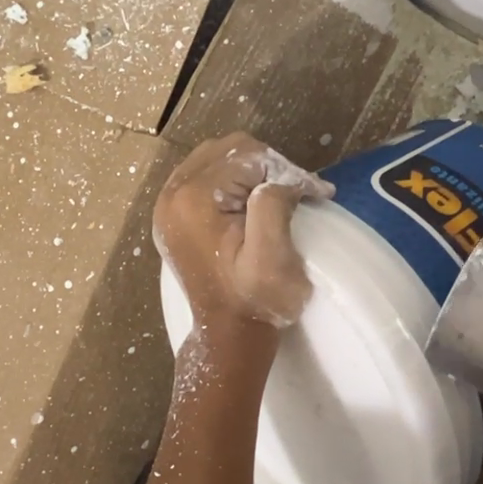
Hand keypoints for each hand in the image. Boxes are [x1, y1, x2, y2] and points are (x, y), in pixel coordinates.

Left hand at [153, 133, 332, 335]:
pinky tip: (251, 201)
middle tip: (296, 192)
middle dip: (267, 165)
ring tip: (277, 195)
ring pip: (217, 157)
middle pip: (229, 149)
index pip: (248, 156)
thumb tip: (279, 178)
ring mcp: (168, 203)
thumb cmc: (256, 299)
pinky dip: (231, 180)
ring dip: (250, 170)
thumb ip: (272, 204)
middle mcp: (173, 194)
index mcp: (194, 199)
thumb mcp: (272, 256)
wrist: (229, 334)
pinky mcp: (173, 214)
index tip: (314, 193)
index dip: (284, 169)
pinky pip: (204, 175)